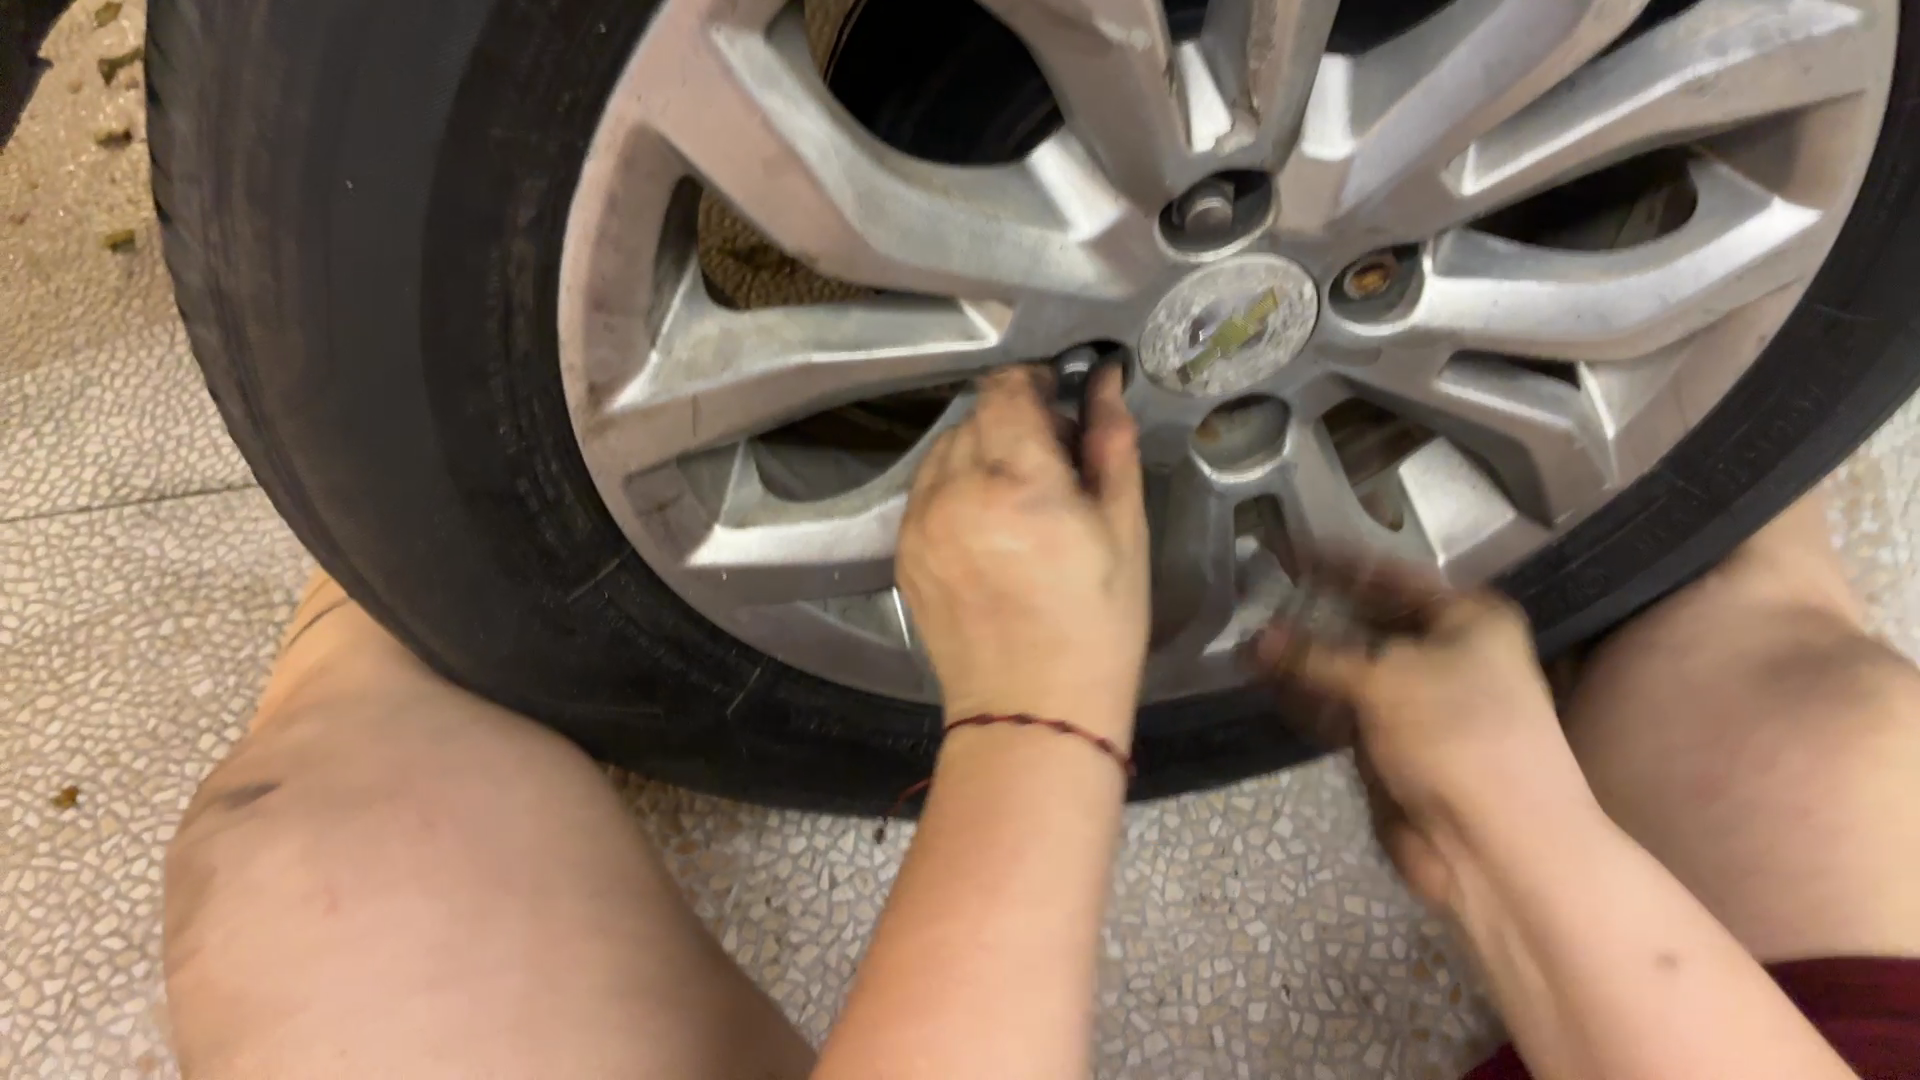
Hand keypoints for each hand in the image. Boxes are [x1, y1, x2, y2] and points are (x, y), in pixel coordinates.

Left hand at [897, 365, 1149, 742]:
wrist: (1029, 711)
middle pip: (974, 418)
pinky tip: (986, 527)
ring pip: (943, 452)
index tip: (1058, 408)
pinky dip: (954, 490)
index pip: (1004, 390)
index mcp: (1015, 482)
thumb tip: (1105, 383)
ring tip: (1015, 499)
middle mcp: (954, 493)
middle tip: (1049, 464)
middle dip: (1013, 424)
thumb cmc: (1095, 625)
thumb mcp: (1124, 532)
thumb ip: (1110, 445)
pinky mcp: (903, 554)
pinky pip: (925, 493)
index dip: (1033, 386)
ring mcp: (919, 525)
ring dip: (979, 454)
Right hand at [1248, 560, 1566, 909]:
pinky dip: (1307, 697)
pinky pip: (1339, 707)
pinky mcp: (1390, 741)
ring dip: (1302, 659)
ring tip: (1250, 646)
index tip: (1289, 552)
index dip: (1339, 565)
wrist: (1498, 847)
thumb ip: (1313, 654)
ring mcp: (1415, 700)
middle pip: (1364, 621)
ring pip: (1346, 666)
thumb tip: (1254, 638)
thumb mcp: (1384, 679)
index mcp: (1467, 620)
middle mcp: (1444, 653)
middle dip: (1312, 615)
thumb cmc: (1458, 736)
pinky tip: (1268, 684)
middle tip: (1259, 599)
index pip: (1391, 576)